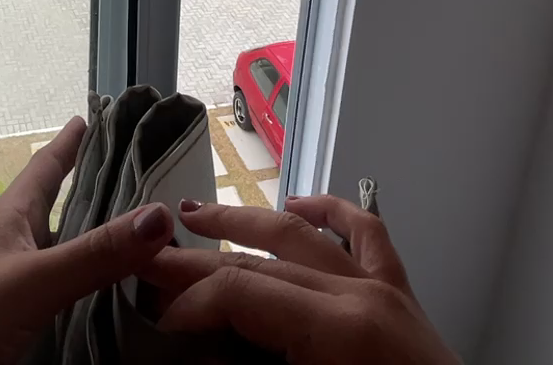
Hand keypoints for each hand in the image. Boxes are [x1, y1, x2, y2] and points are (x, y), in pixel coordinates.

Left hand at [0, 116, 174, 364]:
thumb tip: (162, 213)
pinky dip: (96, 283)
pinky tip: (121, 292)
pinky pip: (69, 289)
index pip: (47, 165)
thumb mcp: (33, 280)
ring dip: (101, 239)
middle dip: (98, 187)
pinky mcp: (22, 320)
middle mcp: (17, 242)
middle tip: (143, 173)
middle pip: (62, 205)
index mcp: (13, 215)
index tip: (96, 114)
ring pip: (68, 249)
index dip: (70, 141)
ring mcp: (18, 283)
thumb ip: (94, 253)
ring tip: (146, 231)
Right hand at [137, 195, 458, 364]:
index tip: (154, 322)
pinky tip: (297, 203)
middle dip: (198, 260)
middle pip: (259, 261)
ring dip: (243, 222)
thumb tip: (194, 358)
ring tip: (194, 214)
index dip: (190, 303)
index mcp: (339, 332)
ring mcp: (385, 290)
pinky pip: (366, 238)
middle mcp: (359, 295)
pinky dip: (330, 212)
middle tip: (149, 256)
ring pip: (300, 236)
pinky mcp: (403, 297)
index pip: (242, 293)